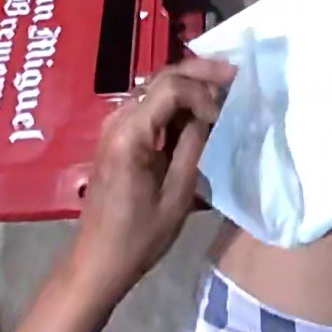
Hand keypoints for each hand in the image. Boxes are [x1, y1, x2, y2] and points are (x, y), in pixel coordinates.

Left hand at [67, 56, 236, 300]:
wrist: (97, 259)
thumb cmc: (138, 237)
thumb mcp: (176, 197)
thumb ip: (193, 147)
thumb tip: (209, 113)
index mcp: (129, 131)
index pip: (169, 87)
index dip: (201, 93)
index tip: (222, 116)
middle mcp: (118, 116)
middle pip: (161, 77)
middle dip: (198, 72)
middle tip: (233, 73)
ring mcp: (115, 121)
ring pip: (155, 86)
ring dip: (188, 82)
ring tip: (221, 87)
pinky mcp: (118, 131)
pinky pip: (149, 103)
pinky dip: (175, 99)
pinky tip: (198, 106)